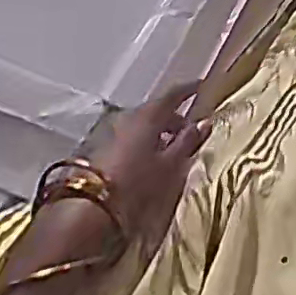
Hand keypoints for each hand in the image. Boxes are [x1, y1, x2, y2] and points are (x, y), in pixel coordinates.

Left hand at [85, 82, 209, 230]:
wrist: (90, 209)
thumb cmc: (137, 183)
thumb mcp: (170, 164)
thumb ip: (188, 141)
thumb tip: (204, 122)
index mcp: (149, 115)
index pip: (173, 94)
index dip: (188, 89)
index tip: (200, 85)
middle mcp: (131, 117)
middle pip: (158, 111)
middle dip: (176, 118)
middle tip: (191, 132)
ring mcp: (116, 133)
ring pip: (145, 125)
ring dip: (161, 132)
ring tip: (173, 150)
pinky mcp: (106, 149)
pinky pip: (134, 137)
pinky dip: (148, 142)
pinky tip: (153, 161)